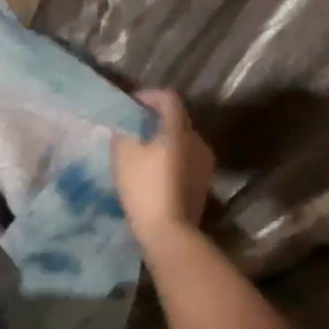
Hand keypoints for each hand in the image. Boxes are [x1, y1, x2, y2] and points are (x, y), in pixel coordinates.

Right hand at [112, 90, 215, 240]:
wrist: (170, 232)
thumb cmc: (145, 188)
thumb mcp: (123, 156)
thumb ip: (123, 134)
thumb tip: (126, 130)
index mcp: (179, 130)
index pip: (169, 98)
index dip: (149, 96)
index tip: (131, 104)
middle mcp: (198, 141)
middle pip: (177, 120)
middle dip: (155, 120)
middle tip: (133, 128)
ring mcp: (205, 164)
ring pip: (182, 141)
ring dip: (164, 141)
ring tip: (142, 152)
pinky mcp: (203, 183)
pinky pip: (186, 160)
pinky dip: (170, 158)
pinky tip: (154, 173)